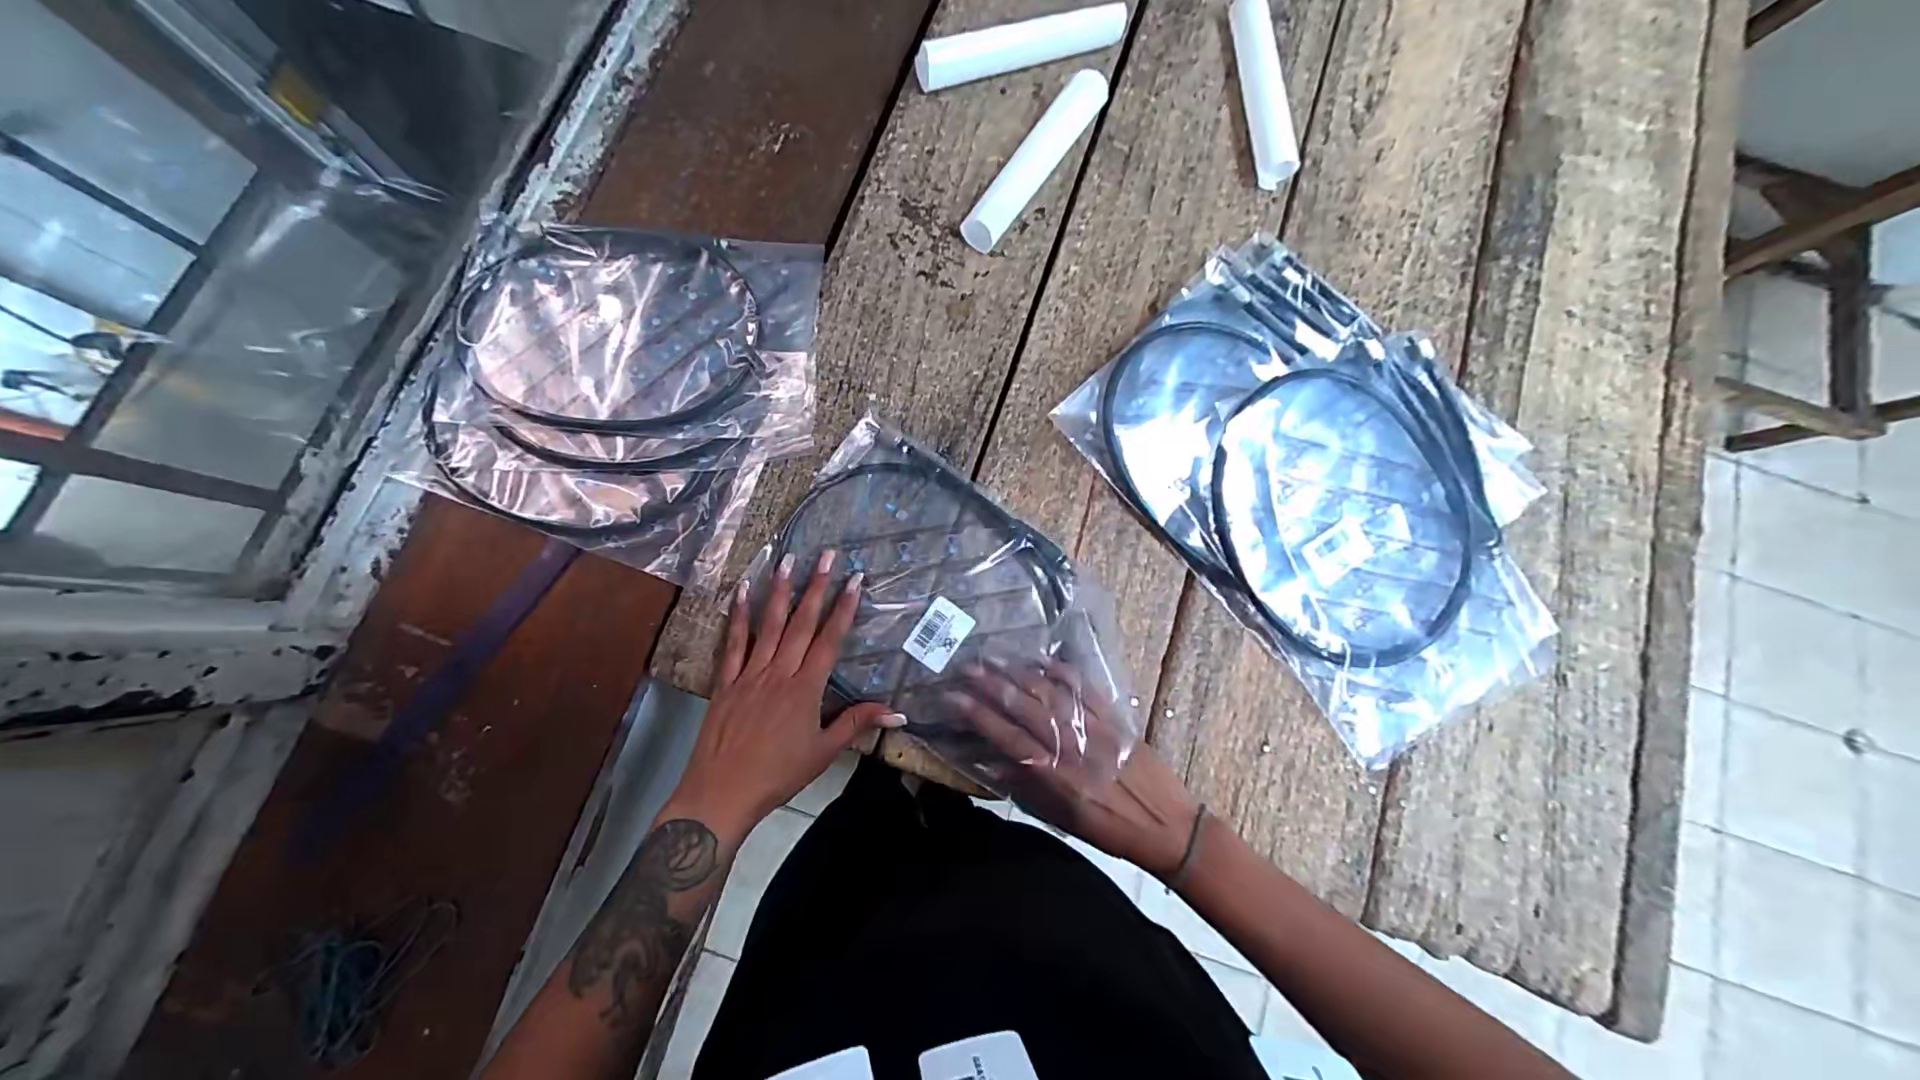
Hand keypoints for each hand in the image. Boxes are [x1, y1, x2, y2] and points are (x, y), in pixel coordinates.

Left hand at [666, 551, 905, 838]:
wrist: (722, 793)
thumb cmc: (778, 775)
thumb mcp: (824, 752)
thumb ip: (857, 724)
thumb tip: (898, 712)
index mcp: (806, 689)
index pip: (829, 640)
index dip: (845, 608)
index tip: (855, 580)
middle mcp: (779, 673)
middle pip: (801, 623)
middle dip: (817, 587)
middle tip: (827, 555)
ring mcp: (749, 674)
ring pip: (768, 625)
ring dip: (780, 590)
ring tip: (787, 559)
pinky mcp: (725, 682)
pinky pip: (733, 643)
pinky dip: (738, 616)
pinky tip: (742, 591)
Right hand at [947, 659, 1201, 877]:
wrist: (1170, 827)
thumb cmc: (1112, 829)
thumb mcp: (1065, 820)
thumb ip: (1030, 789)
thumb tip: (995, 763)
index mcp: (1059, 777)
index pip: (1010, 740)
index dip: (980, 718)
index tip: (956, 699)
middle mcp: (1074, 748)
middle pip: (1026, 710)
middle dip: (993, 687)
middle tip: (968, 669)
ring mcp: (1097, 729)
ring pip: (1051, 694)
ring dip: (1020, 674)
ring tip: (995, 659)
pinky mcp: (1116, 719)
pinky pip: (1085, 689)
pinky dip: (1062, 672)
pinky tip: (1041, 660)